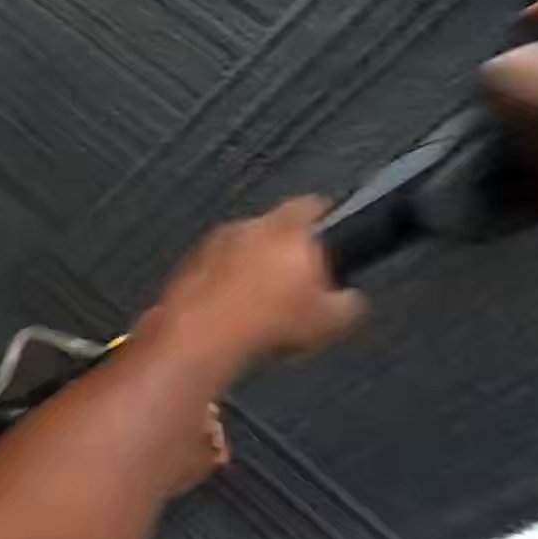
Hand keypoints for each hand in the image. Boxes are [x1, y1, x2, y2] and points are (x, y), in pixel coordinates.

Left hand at [135, 196, 366, 371]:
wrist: (204, 333)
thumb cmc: (269, 320)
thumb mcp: (332, 319)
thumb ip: (349, 301)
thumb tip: (349, 299)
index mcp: (287, 228)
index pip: (312, 205)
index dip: (326, 216)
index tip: (331, 230)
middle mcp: (246, 226)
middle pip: (272, 228)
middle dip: (285, 248)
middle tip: (297, 280)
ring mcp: (211, 243)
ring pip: (240, 247)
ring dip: (250, 264)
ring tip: (262, 301)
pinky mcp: (187, 263)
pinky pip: (213, 266)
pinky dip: (222, 280)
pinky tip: (232, 309)